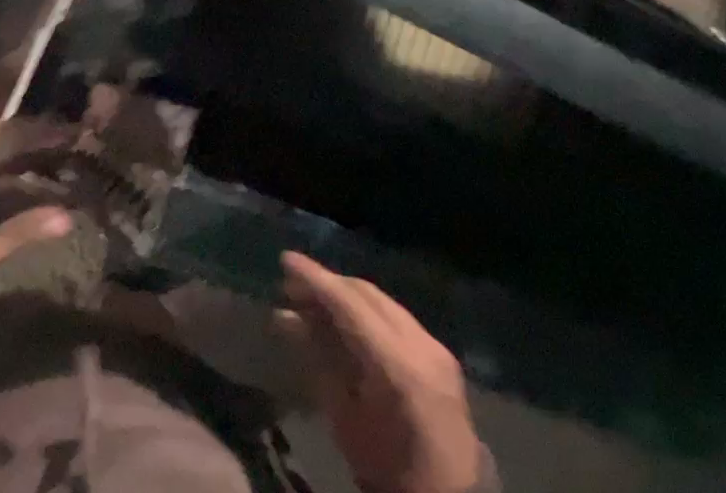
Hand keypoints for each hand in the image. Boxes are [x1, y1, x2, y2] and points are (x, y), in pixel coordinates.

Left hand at [0, 121, 73, 311]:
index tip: (67, 132)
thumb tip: (68, 217)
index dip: (37, 129)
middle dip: (33, 141)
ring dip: (19, 158)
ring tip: (55, 165)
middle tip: (68, 147)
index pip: (3, 131)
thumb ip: (22, 230)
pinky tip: (26, 191)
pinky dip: (5, 175)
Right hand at [278, 252, 484, 492]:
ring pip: (382, 303)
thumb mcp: (344, 417)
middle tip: (289, 285)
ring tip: (308, 300)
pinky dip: (364, 312)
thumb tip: (285, 316)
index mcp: (398, 366)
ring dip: (344, 296)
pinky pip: (395, 318)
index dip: (315, 278)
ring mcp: (435, 348)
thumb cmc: (387, 465)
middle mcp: (422, 345)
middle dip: (328, 284)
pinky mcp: (439, 354)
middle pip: (368, 296)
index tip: (285, 259)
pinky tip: (340, 320)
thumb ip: (319, 359)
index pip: (350, 304)